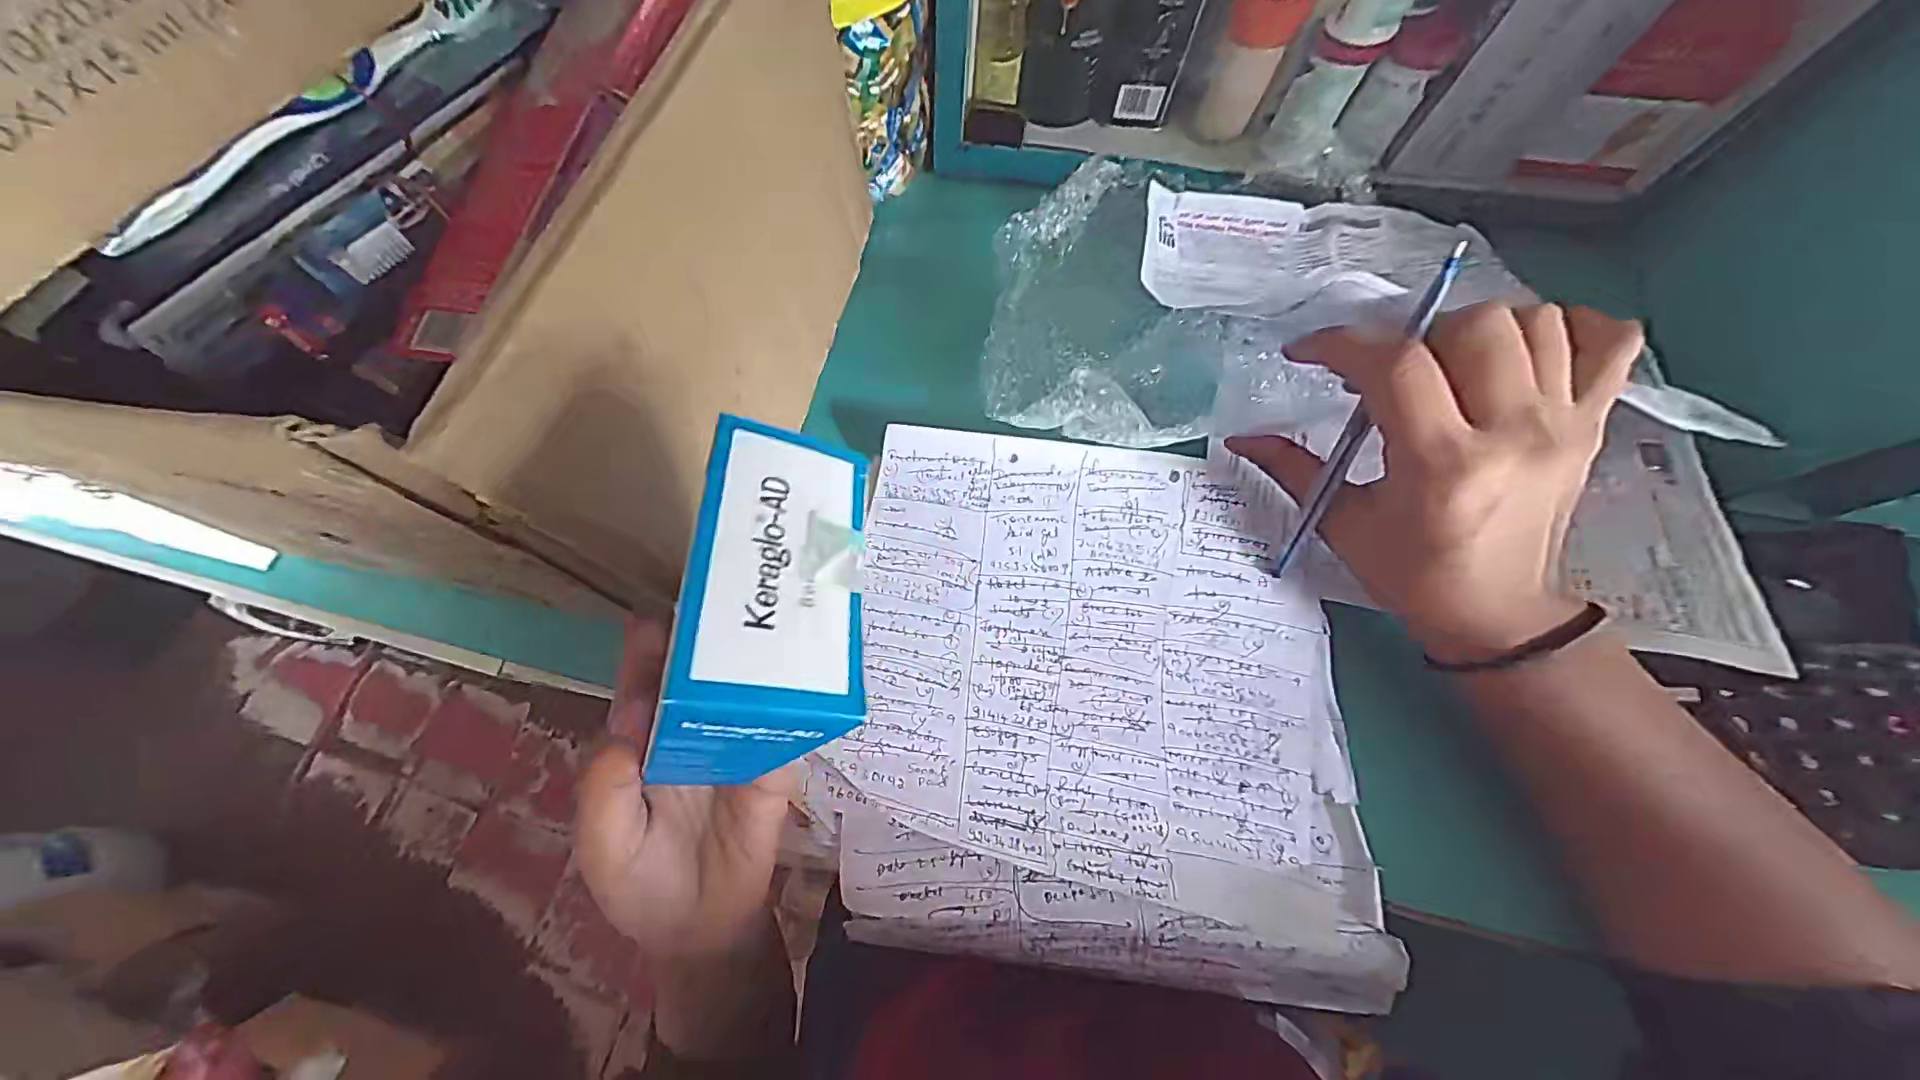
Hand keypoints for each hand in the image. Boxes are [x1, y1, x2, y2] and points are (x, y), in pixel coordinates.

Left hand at [576, 619, 796, 958]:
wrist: (706, 929)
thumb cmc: (644, 885)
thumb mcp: (605, 844)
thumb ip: (604, 786)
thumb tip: (632, 715)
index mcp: (644, 744)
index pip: (643, 688)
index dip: (645, 654)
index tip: (655, 621)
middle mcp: (692, 731)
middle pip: (696, 677)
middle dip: (703, 638)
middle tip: (716, 604)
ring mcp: (737, 744)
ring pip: (742, 692)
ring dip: (751, 659)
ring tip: (762, 623)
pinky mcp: (775, 763)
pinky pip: (782, 727)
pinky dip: (790, 699)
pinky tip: (799, 671)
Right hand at [1228, 301, 1642, 662]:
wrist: (1495, 610)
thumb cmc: (1409, 573)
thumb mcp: (1342, 523)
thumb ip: (1294, 469)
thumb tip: (1240, 437)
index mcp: (1441, 464)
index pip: (1396, 366)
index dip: (1342, 344)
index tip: (1308, 352)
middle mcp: (1512, 433)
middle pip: (1475, 326)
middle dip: (1413, 335)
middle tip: (1388, 371)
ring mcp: (1565, 424)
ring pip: (1536, 322)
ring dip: (1477, 329)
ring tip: (1445, 365)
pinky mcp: (1595, 423)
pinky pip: (1608, 339)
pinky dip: (1567, 327)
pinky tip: (1522, 351)